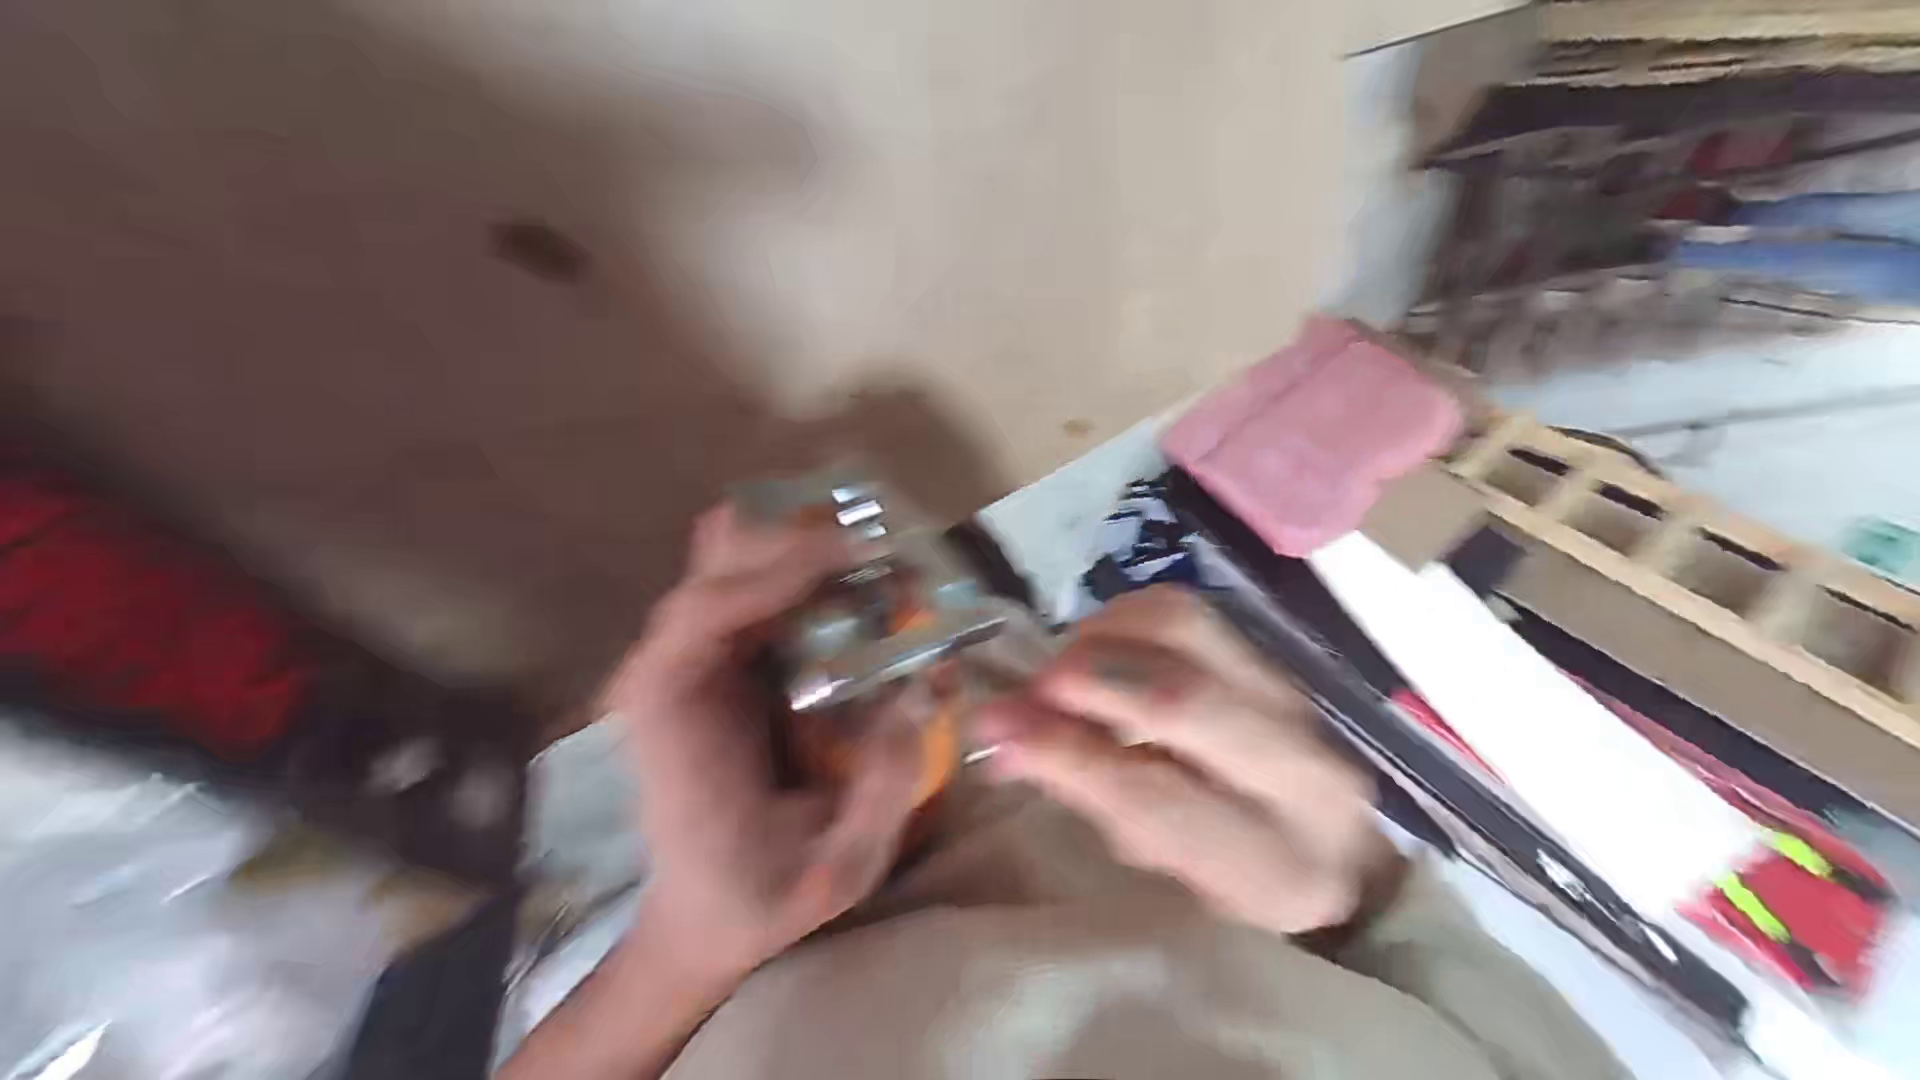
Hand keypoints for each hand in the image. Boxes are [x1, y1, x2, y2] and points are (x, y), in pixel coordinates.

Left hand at [599, 504, 923, 985]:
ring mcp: (696, 654)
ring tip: (879, 562)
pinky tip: (858, 583)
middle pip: (719, 558)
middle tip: (885, 555)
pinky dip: (808, 567)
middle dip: (801, 541)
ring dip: (807, 545)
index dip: (780, 572)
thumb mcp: (835, 868)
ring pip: (737, 555)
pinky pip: (760, 581)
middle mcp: (671, 665)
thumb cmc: (759, 894)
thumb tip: (924, 690)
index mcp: (672, 711)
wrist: (706, 910)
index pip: (706, 609)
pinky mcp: (725, 655)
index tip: (862, 556)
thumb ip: (883, 788)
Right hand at [977, 586, 1401, 936]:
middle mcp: (1302, 769)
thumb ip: (1084, 790)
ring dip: (1104, 639)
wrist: (1317, 832)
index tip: (998, 730)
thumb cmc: (1222, 863)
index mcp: (1276, 863)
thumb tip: (999, 735)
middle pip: (1184, 698)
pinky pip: (1185, 608)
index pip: (1159, 799)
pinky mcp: (1267, 653)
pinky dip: (1124, 617)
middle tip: (1030, 688)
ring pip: (1185, 629)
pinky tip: (1100, 645)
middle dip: (1090, 681)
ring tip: (1065, 669)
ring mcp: (1290, 695)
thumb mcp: (1155, 855)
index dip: (1069, 755)